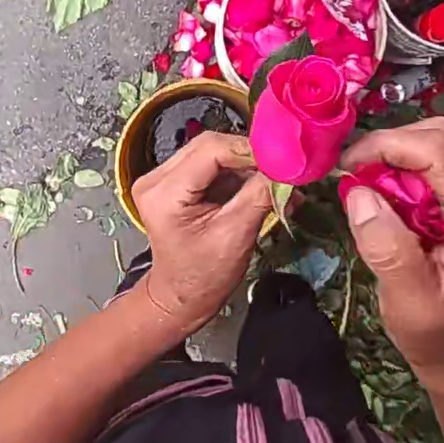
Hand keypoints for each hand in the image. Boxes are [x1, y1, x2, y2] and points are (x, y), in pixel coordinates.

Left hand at [132, 132, 273, 332]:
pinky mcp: (177, 180)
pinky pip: (213, 163)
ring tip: (275, 179)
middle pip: (211, 144)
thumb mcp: (236, 236)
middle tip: (281, 169)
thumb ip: (259, 195)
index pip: (211, 150)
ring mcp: (164, 177)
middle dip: (249, 155)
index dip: (250, 150)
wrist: (181, 298)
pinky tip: (261, 183)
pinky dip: (239, 171)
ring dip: (247, 162)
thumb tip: (287, 167)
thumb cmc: (205, 276)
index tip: (283, 161)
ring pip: (214, 150)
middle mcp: (157, 177)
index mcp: (164, 192)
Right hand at [339, 118, 443, 378]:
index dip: (388, 146)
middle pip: (442, 137)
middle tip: (356, 176)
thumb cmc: (439, 336)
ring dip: (397, 156)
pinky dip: (405, 168)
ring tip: (369, 186)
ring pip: (440, 144)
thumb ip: (386, 248)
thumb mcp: (408, 301)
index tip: (349, 165)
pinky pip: (439, 163)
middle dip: (391, 146)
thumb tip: (359, 192)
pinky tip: (388, 196)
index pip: (439, 153)